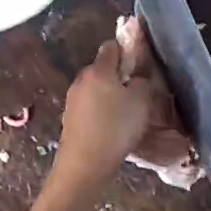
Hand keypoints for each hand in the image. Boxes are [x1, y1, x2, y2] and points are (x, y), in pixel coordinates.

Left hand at [54, 41, 155, 188]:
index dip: (126, 51)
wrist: (85, 163)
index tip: (138, 66)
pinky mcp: (68, 119)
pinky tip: (109, 129)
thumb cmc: (116, 128)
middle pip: (101, 70)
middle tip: (135, 94)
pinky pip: (88, 108)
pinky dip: (99, 113)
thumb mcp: (141, 102)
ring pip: (94, 90)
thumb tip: (135, 79)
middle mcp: (81, 80)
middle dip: (117, 77)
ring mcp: (72, 100)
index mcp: (98, 70)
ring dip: (107, 96)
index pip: (111, 47)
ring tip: (123, 115)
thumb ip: (141, 83)